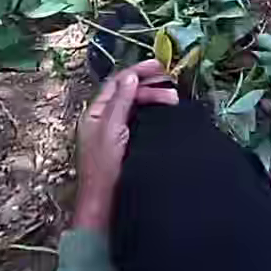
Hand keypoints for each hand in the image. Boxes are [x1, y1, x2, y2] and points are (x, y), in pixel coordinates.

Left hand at [72, 60, 177, 232]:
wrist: (106, 204)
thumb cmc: (104, 168)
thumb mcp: (111, 129)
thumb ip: (120, 102)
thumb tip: (131, 76)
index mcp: (96, 112)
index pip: (118, 83)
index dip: (137, 71)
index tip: (159, 65)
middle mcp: (105, 118)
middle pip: (129, 92)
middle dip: (150, 86)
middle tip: (172, 86)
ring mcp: (116, 130)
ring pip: (137, 104)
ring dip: (154, 98)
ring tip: (174, 101)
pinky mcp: (128, 141)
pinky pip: (142, 118)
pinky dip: (155, 111)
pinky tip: (167, 112)